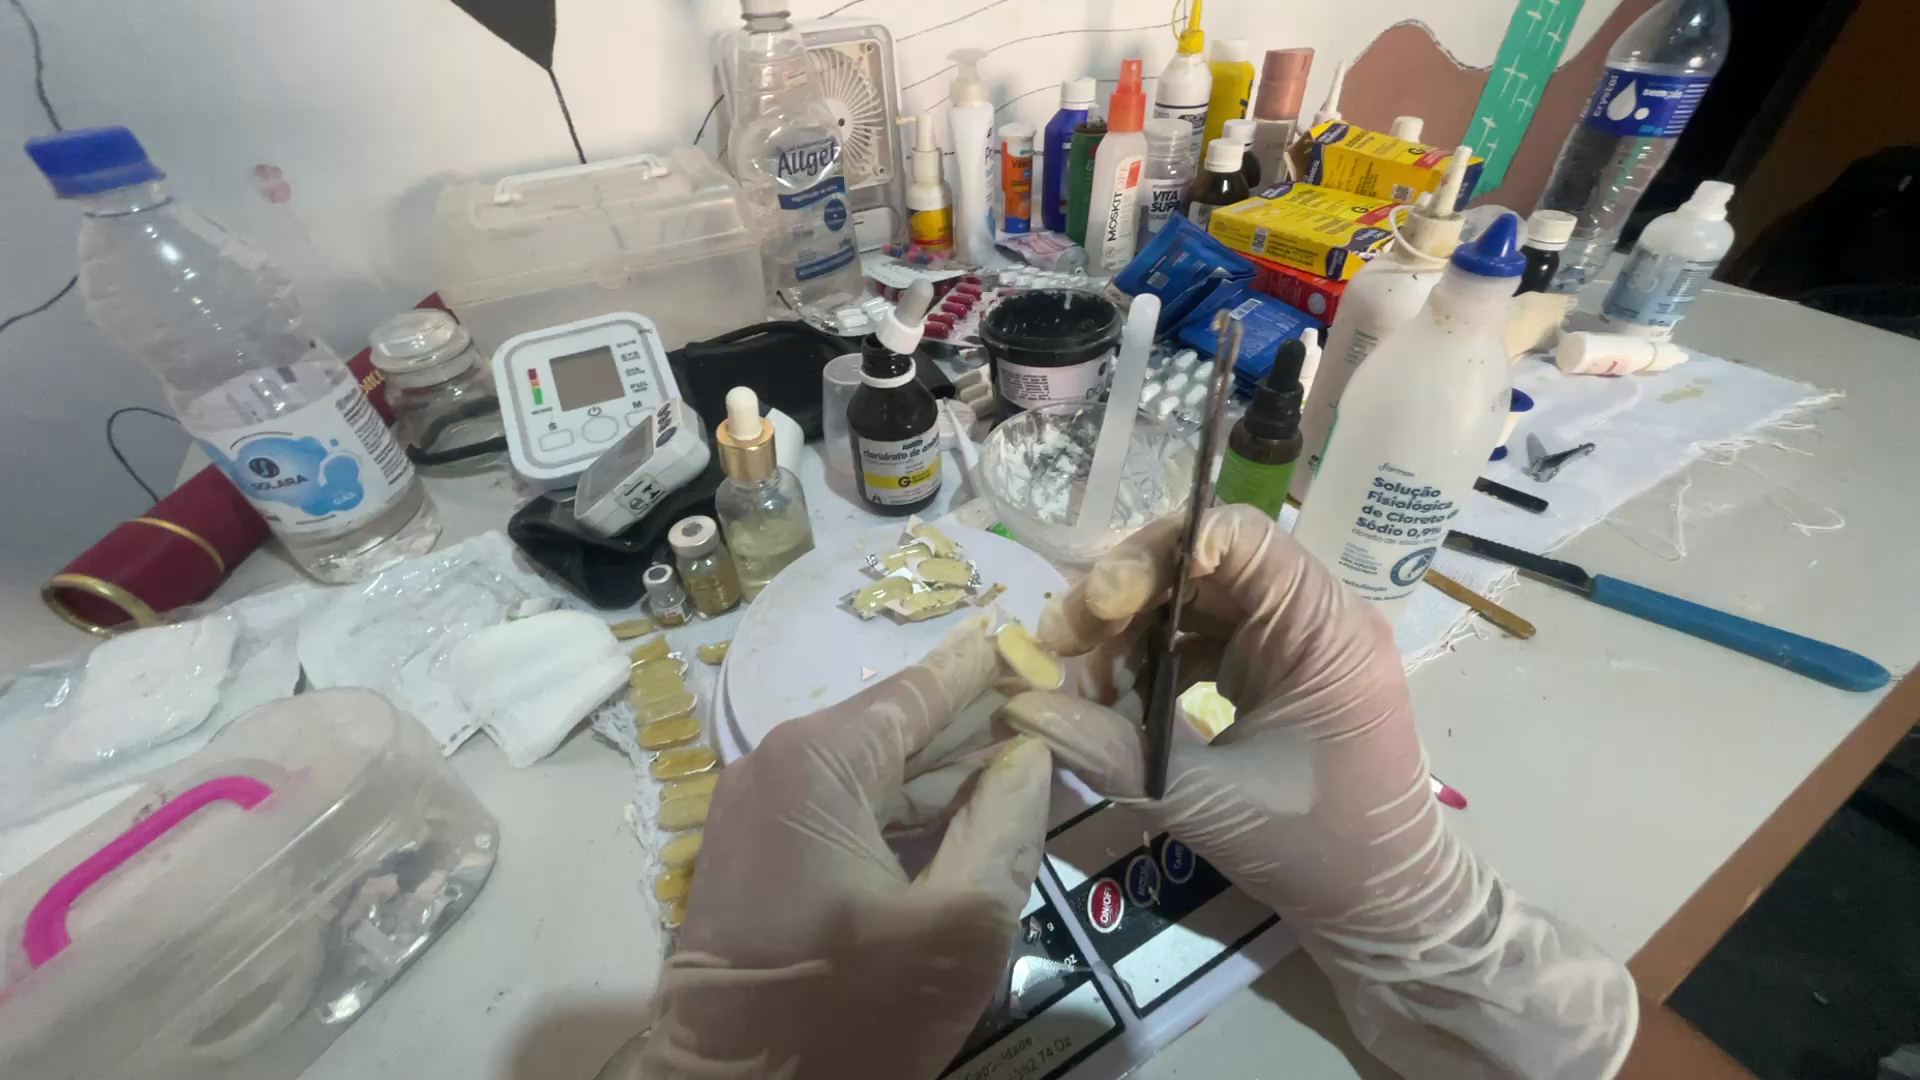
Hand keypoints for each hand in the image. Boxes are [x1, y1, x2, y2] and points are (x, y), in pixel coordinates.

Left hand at [637, 616, 1051, 1079]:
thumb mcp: (959, 927)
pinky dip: (902, 802)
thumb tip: (1029, 752)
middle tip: (1035, 708)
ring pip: (871, 763)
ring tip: (1010, 755)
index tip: (1025, 636)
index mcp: (819, 760)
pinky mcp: (757, 840)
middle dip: (969, 722)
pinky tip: (953, 807)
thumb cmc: (845, 1021)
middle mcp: (777, 759)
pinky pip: (844, 799)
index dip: (980, 667)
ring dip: (939, 767)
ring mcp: (758, 799)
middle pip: (895, 723)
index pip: (920, 690)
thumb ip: (1007, 824)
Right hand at [1001, 505, 1636, 1079]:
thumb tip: (1024, 708)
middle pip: (1200, 562)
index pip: (1239, 538)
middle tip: (1062, 640)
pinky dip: (1147, 657)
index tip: (1103, 602)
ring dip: (1127, 627)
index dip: (1162, 551)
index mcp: (1321, 628)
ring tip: (1080, 675)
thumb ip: (1113, 753)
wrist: (1383, 909)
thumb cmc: (1320, 852)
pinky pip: (1193, 634)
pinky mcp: (1263, 666)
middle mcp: (1305, 616)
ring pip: (1188, 597)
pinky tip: (1115, 694)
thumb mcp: (1211, 805)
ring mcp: (1283, 640)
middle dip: (1124, 594)